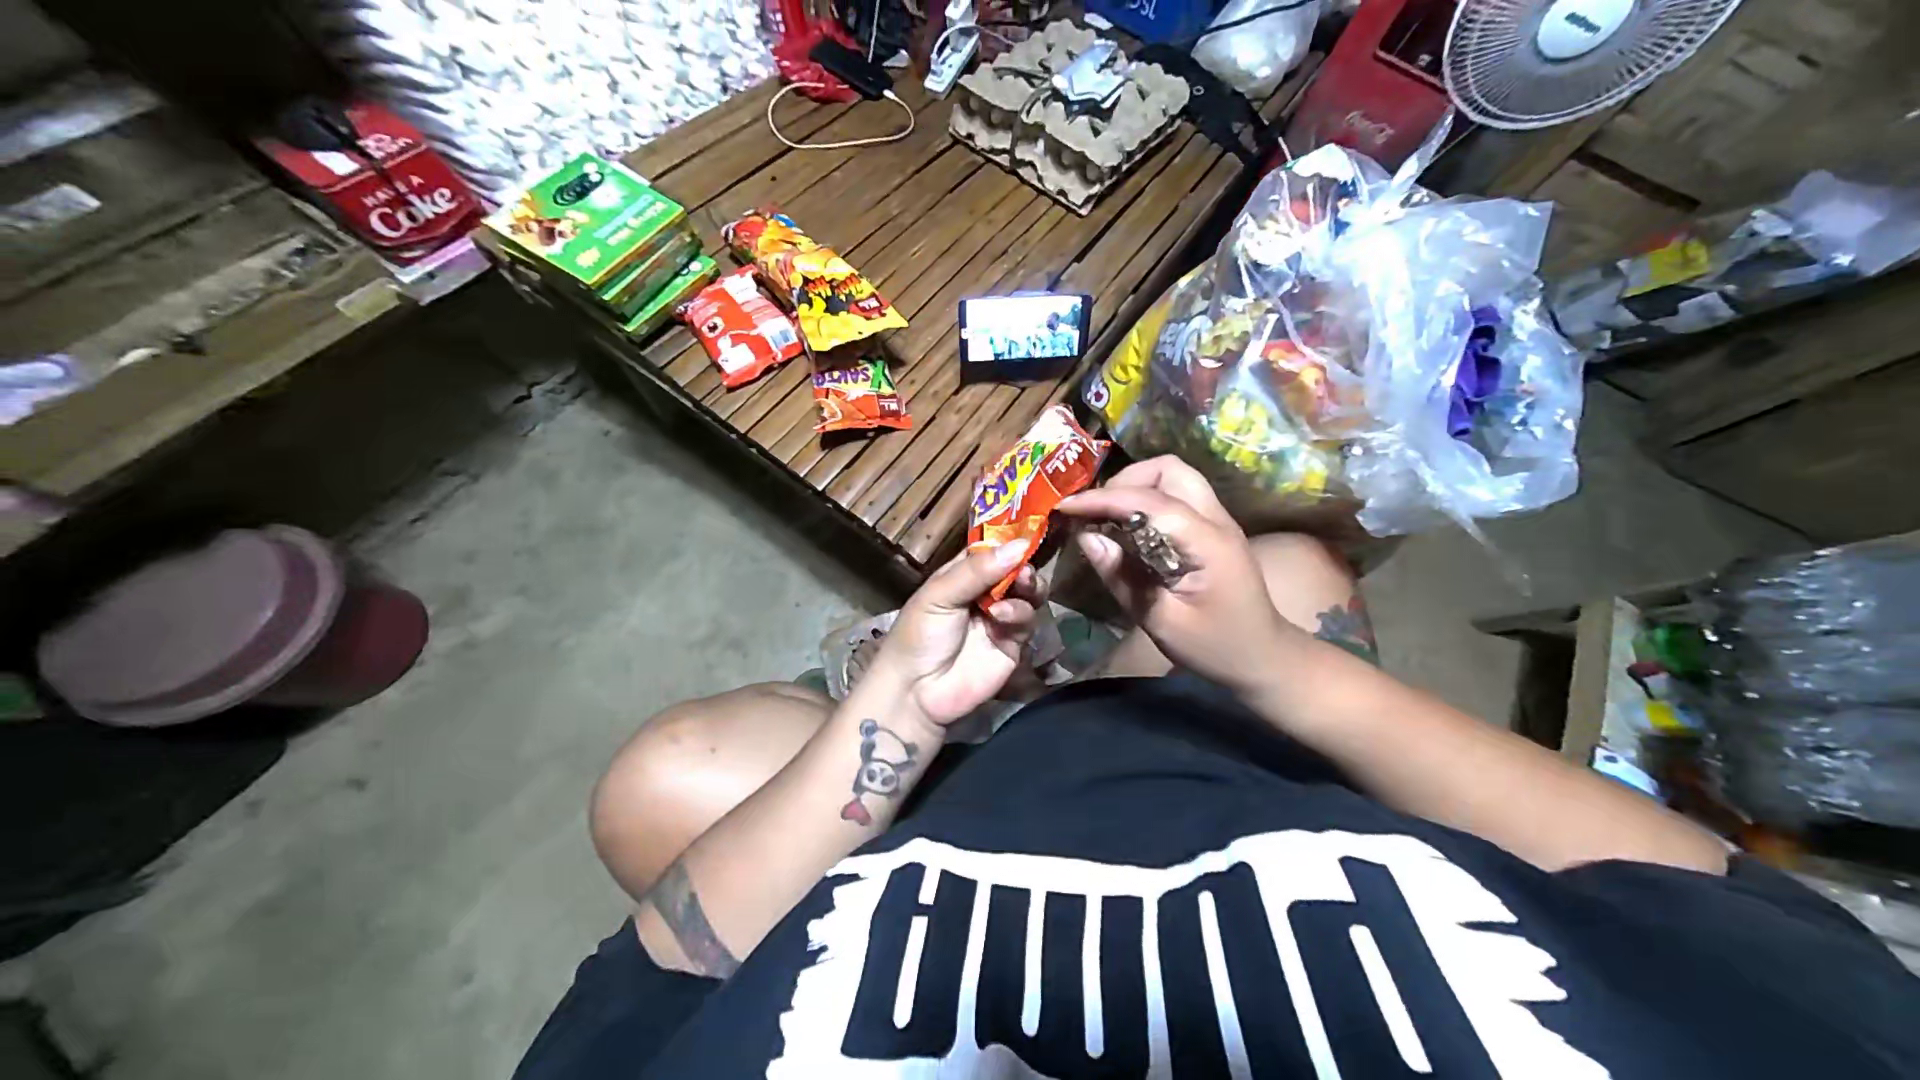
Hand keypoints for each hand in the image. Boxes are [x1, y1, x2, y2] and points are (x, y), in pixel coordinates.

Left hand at [868, 541, 1044, 726]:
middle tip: (1025, 563)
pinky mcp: (1014, 644)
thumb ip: (976, 571)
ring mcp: (1001, 618)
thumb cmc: (919, 636)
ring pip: (1028, 593)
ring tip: (1020, 584)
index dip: (1008, 539)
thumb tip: (1019, 545)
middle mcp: (985, 593)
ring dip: (1026, 586)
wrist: (918, 692)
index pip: (990, 549)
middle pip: (1016, 570)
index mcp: (962, 575)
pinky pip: (1027, 621)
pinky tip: (1002, 615)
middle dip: (1023, 564)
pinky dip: (1019, 613)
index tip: (1027, 529)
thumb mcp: (939, 595)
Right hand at [1056, 456, 1294, 692]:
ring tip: (1106, 516)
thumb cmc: (1215, 647)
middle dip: (1123, 482)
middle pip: (1168, 470)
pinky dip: (1147, 499)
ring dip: (1136, 487)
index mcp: (1207, 542)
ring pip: (1174, 477)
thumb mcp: (1162, 623)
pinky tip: (1128, 526)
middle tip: (1093, 512)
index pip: (1149, 501)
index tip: (1065, 508)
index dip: (1103, 499)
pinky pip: (1177, 496)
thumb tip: (1086, 539)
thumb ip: (1123, 578)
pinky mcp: (1213, 529)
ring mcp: (1218, 521)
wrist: (1264, 658)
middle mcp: (1216, 520)